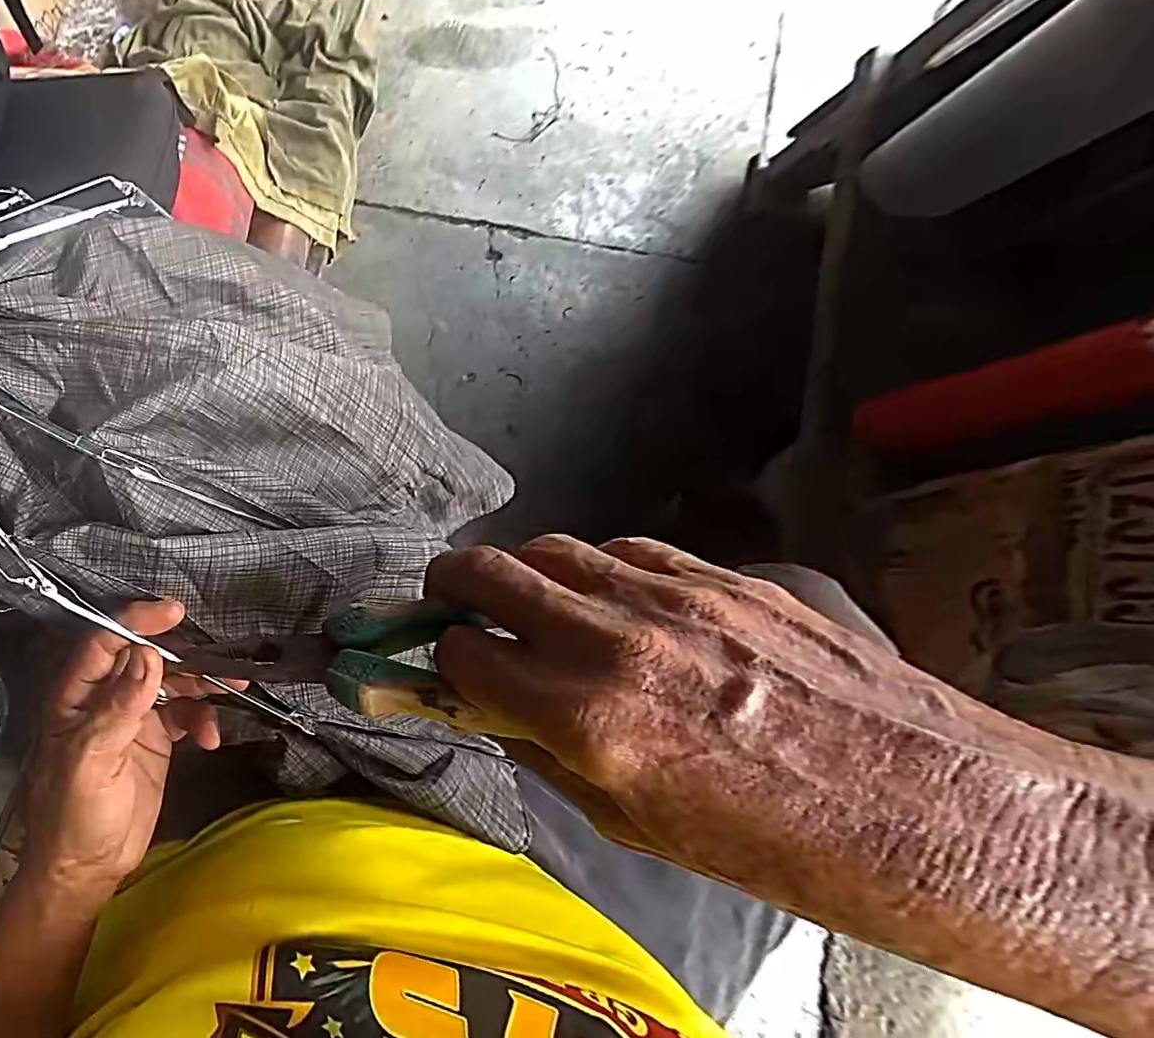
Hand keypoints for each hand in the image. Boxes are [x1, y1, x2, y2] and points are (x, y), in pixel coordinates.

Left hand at [20, 599, 231, 900]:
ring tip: (233, 687)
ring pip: (171, 683)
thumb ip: (118, 707)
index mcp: (77, 694)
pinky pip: (184, 715)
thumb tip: (147, 656)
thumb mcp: (90, 760)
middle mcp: (106, 697)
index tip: (172, 612)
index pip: (105, 642)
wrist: (87, 869)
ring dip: (202, 684)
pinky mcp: (154, 738)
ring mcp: (133, 716)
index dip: (136, 621)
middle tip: (216, 657)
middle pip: (146, 658)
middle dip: (182, 654)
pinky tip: (210, 739)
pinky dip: (201, 719)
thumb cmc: (72, 815)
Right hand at [427, 536, 1153, 1036]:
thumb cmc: (780, 848)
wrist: (949, 817)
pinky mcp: (721, 577)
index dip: (446, 660)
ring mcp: (671, 599)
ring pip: (548, 547)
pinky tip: (605, 595)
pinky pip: (622, 549)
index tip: (452, 665)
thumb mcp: (631, 822)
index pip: (465, 656)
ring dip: (517, 569)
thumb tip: (489, 706)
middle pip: (486, 573)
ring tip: (524, 594)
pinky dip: (592, 568)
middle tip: (446, 596)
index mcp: (587, 721)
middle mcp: (615, 645)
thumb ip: (542, 750)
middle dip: (448, 582)